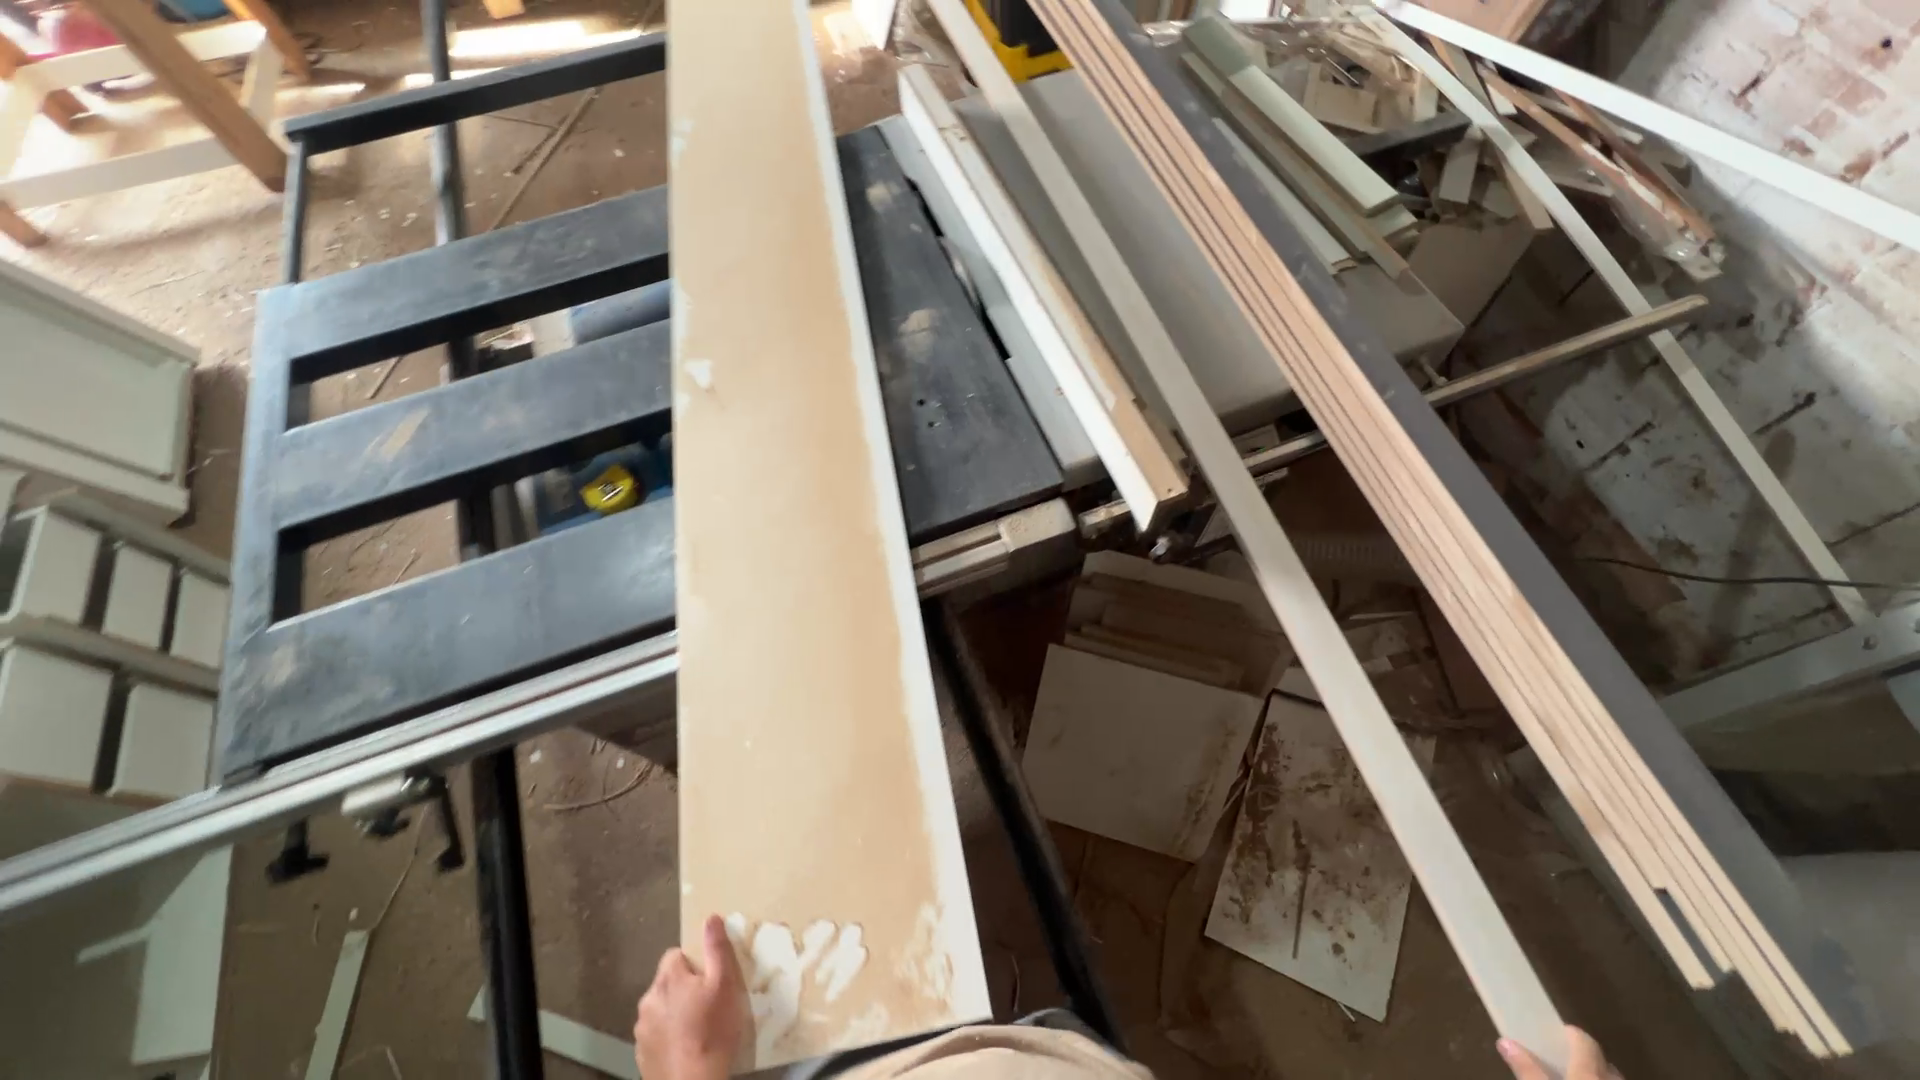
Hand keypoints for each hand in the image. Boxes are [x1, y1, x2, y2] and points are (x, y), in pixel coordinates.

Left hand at [636, 914, 748, 1079]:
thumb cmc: (713, 1030)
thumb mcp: (725, 984)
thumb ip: (716, 949)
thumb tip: (710, 918)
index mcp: (668, 979)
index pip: (674, 955)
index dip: (693, 964)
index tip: (708, 980)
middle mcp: (648, 999)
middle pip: (666, 982)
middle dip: (682, 988)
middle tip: (706, 1004)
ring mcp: (641, 1029)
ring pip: (659, 1008)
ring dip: (673, 1011)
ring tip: (696, 1028)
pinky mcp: (641, 1054)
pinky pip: (655, 1033)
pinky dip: (667, 1035)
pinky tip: (684, 1047)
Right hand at [1498, 1026, 1621, 1079]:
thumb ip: (1527, 1069)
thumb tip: (1504, 1040)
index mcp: (1590, 1070)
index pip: (1583, 1040)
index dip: (1570, 1034)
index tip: (1555, 1034)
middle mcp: (1612, 1078)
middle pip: (1602, 1062)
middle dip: (1586, 1060)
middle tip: (1563, 1065)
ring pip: (1612, 1079)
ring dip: (1598, 1077)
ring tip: (1577, 1079)